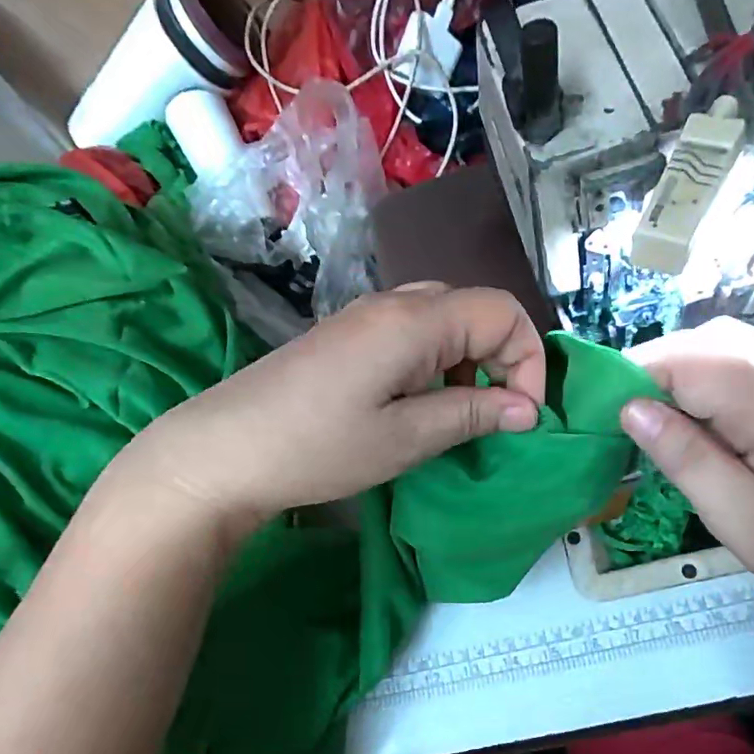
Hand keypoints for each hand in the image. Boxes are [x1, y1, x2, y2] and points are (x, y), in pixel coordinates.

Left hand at [95, 284, 546, 537]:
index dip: (529, 361)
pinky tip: (419, 404)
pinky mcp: (348, 337)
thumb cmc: (319, 447)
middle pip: (476, 310)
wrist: (224, 450)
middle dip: (502, 359)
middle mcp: (394, 303)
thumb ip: (472, 414)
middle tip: (495, 415)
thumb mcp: (406, 438)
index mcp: (414, 320)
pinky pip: (413, 334)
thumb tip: (528, 410)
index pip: (504, 312)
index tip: (522, 418)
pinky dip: (436, 364)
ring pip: (446, 321)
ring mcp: (366, 317)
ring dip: (469, 363)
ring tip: (458, 415)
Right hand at [619, 318, 753, 632]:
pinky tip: (688, 423)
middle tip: (614, 417)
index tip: (597, 411)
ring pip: (721, 349)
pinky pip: (739, 370)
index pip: (687, 361)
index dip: (634, 375)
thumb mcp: (742, 519)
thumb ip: (686, 458)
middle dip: (650, 369)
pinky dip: (701, 383)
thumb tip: (631, 408)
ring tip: (645, 418)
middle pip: (704, 344)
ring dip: (675, 372)